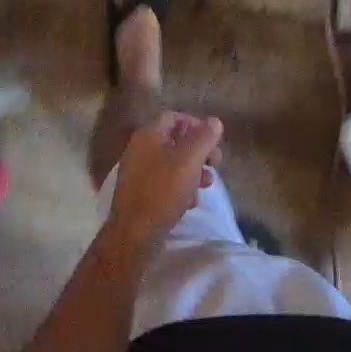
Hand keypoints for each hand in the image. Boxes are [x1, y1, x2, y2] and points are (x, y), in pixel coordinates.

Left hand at [102, 111, 223, 260]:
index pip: (174, 117)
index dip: (197, 124)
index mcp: (148, 135)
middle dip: (199, 151)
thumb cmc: (163, 190)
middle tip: (215, 164)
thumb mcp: (190, 160)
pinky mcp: (139, 193)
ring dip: (193, 171)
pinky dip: (180, 187)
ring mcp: (137, 172)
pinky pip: (164, 182)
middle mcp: (140, 149)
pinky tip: (190, 202)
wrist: (134, 234)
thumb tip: (214, 121)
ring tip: (207, 185)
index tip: (214, 140)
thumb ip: (204, 137)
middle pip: (175, 141)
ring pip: (172, 163)